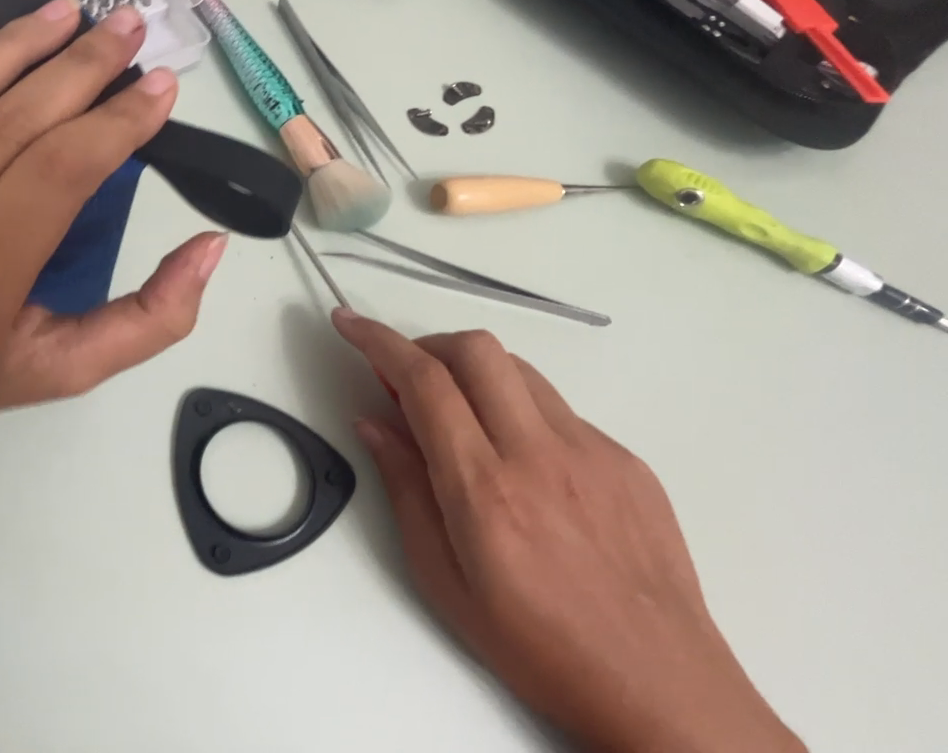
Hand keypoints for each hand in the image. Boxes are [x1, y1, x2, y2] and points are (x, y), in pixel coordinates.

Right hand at [333, 311, 803, 752]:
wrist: (664, 691)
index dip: (377, 340)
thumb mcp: (442, 579)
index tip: (348, 322)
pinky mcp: (629, 463)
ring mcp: (594, 453)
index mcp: (484, 488)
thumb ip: (405, 488)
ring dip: (472, 372)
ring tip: (456, 416)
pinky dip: (517, 410)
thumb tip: (373, 423)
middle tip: (403, 378)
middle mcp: (541, 454)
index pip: (423, 382)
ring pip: (519, 370)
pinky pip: (559, 410)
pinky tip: (516, 463)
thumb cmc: (537, 646)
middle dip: (427, 344)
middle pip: (477, 350)